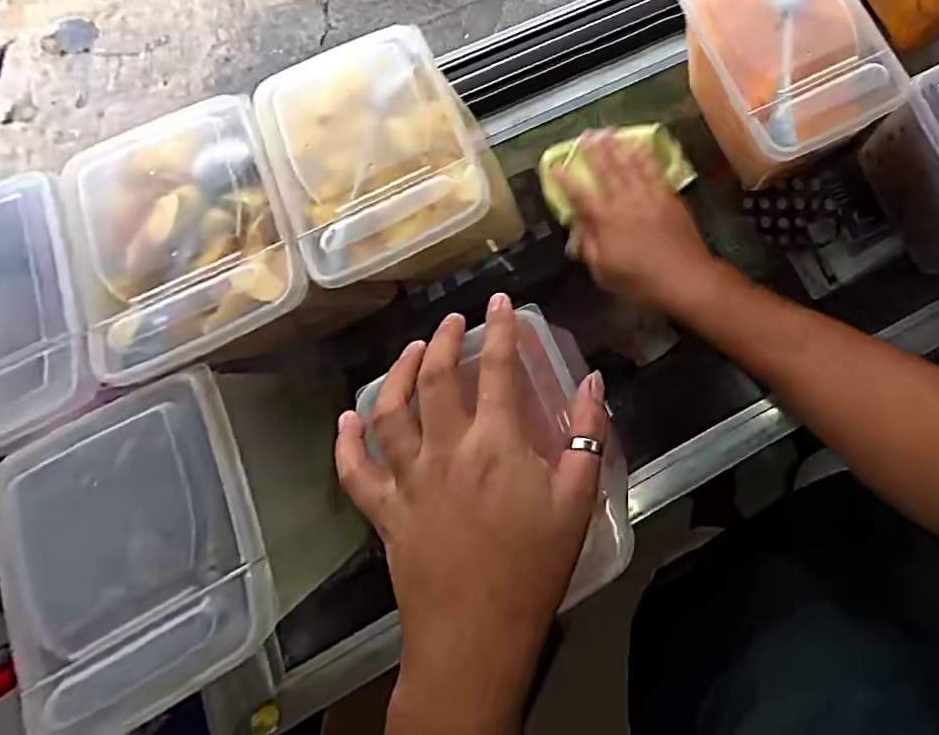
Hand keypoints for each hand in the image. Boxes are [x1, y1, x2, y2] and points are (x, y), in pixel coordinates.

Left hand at [334, 293, 609, 733]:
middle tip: (451, 321)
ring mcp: (409, 482)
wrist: (477, 636)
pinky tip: (348, 419)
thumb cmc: (535, 564)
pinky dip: (347, 442)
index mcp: (495, 444)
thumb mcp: (578, 496)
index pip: (496, 369)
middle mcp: (446, 451)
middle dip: (440, 341)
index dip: (499, 329)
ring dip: (394, 375)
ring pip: (389, 414)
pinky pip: (356, 472)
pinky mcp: (385, 513)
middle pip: (433, 381)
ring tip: (408, 351)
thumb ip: (588, 433)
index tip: (498, 301)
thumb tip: (592, 380)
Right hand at [559, 128, 730, 313]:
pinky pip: (655, 170)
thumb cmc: (641, 281)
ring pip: (630, 165)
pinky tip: (640, 147)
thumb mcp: (604, 271)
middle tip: (585, 136)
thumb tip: (578, 227)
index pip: (579, 195)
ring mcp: (649, 196)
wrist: (685, 277)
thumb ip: (589, 245)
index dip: (565, 179)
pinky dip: (645, 156)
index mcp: (605, 220)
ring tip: (608, 132)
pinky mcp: (669, 196)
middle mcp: (624, 202)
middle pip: (605, 171)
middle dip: (593, 152)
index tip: (556, 165)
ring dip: (617, 147)